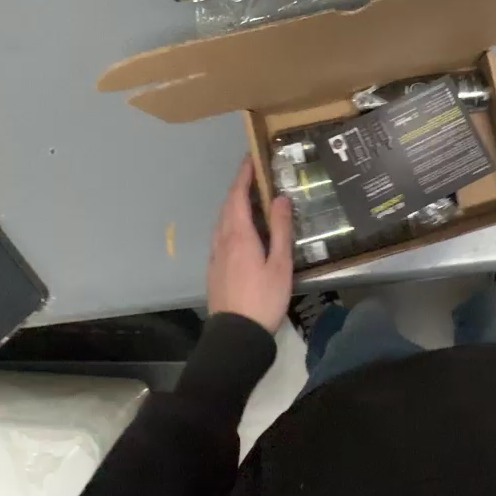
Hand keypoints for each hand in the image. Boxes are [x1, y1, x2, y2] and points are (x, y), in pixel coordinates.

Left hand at [208, 156, 293, 332]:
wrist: (236, 337)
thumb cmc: (263, 298)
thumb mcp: (280, 264)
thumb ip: (279, 229)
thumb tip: (280, 197)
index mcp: (239, 235)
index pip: (238, 196)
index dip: (244, 175)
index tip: (252, 157)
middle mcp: (223, 240)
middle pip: (228, 205)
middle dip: (239, 186)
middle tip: (255, 173)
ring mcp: (215, 255)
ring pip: (222, 220)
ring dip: (234, 203)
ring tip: (251, 197)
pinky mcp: (214, 268)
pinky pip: (221, 234)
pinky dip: (231, 220)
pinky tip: (242, 229)